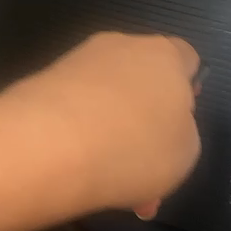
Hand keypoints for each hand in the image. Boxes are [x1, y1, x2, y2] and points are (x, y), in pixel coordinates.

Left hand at [0, 32, 201, 218]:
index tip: (179, 125)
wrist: (50, 147)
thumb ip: (183, 134)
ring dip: (112, 135)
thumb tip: (165, 129)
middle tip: (145, 166)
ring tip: (111, 182)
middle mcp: (122, 47)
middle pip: (142, 81)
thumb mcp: (185, 155)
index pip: (187, 59)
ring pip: (107, 101)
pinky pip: (75, 112)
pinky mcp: (42, 84)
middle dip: (145, 122)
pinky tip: (82, 174)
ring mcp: (77, 62)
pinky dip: (81, 138)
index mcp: (166, 56)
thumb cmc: (135, 148)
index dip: (187, 92)